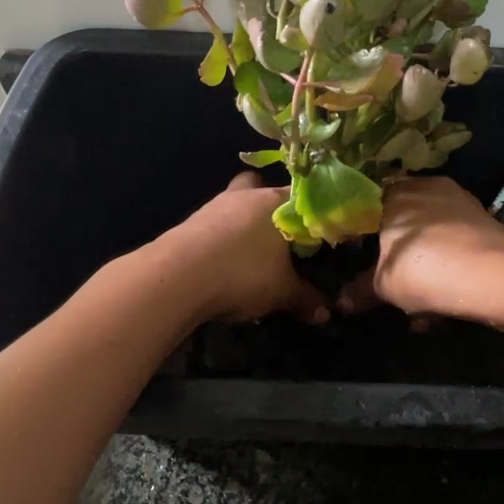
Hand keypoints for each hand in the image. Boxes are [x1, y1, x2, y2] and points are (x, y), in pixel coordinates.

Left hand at [154, 173, 328, 323]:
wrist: (177, 276)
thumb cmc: (243, 272)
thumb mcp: (282, 292)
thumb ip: (305, 298)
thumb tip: (325, 313)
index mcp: (276, 201)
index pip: (303, 197)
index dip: (310, 215)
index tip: (315, 235)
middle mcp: (246, 196)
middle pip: (260, 189)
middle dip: (268, 209)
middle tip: (278, 236)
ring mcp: (213, 207)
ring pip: (234, 208)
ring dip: (241, 226)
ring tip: (250, 258)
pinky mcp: (188, 224)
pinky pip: (213, 227)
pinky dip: (220, 242)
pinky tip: (224, 266)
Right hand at [342, 176, 503, 319]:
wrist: (495, 276)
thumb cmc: (424, 270)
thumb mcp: (384, 286)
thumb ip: (360, 291)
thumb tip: (342, 303)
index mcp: (396, 194)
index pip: (370, 204)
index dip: (364, 232)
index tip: (362, 258)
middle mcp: (428, 188)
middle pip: (405, 220)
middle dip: (399, 252)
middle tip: (393, 283)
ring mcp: (461, 203)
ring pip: (433, 235)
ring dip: (426, 265)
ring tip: (422, 305)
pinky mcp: (486, 222)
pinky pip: (456, 244)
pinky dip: (449, 266)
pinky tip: (447, 298)